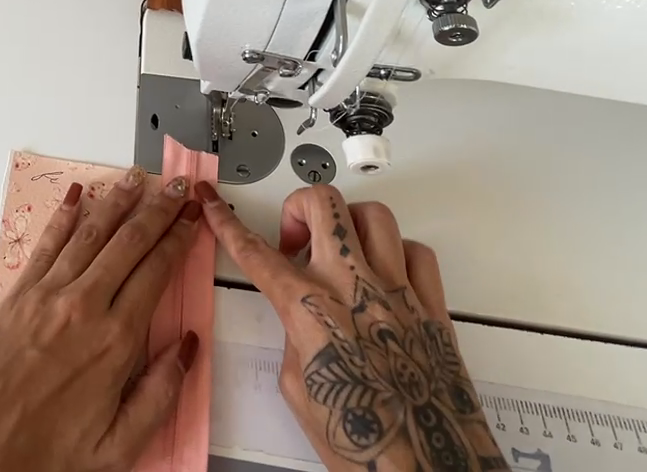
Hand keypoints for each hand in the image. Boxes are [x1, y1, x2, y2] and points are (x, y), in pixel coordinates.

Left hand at [0, 168, 204, 471]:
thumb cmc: (45, 454)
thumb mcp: (119, 446)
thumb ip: (160, 393)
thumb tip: (188, 348)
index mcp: (116, 341)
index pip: (156, 272)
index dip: (178, 240)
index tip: (192, 219)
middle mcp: (85, 306)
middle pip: (129, 242)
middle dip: (157, 209)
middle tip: (176, 186)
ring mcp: (49, 293)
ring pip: (92, 233)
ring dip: (117, 202)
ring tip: (136, 179)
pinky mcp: (19, 292)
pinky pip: (48, 243)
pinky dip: (65, 215)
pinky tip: (79, 196)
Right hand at [196, 181, 505, 471]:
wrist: (427, 469)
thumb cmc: (362, 442)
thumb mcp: (296, 387)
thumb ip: (292, 334)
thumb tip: (301, 316)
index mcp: (308, 307)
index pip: (254, 250)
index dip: (226, 222)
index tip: (214, 202)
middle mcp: (351, 285)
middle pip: (320, 203)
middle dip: (298, 206)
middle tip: (295, 236)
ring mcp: (396, 290)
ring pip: (372, 214)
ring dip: (349, 223)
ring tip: (342, 247)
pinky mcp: (432, 306)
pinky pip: (416, 251)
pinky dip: (397, 252)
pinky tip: (386, 273)